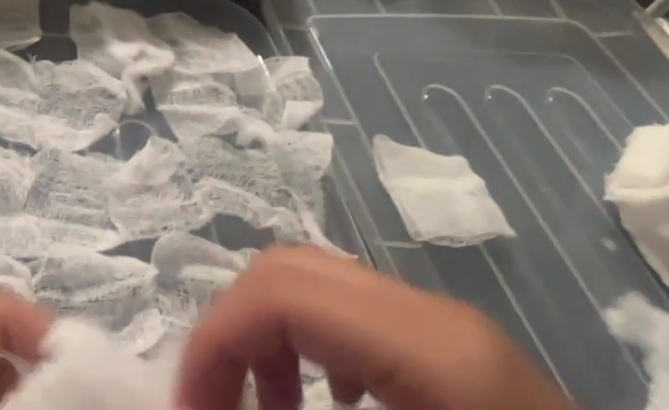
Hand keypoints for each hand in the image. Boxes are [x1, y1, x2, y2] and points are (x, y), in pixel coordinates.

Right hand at [177, 246, 577, 409]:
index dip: (213, 346)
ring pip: (319, 285)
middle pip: (289, 271)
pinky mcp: (458, 356)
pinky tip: (326, 408)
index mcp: (428, 349)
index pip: (280, 294)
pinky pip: (356, 318)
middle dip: (229, 335)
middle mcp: (434, 319)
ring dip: (266, 340)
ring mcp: (450, 331)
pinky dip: (311, 349)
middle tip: (209, 406)